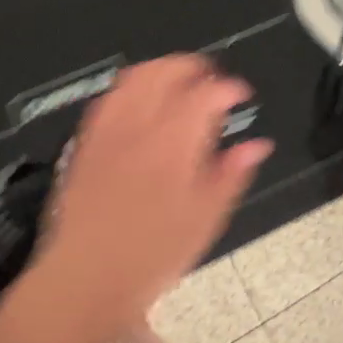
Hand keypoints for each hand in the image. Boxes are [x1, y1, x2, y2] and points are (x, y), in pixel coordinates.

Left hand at [35, 55, 273, 328]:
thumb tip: (256, 145)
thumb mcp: (205, 219)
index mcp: (174, 143)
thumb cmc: (154, 254)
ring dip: (162, 69)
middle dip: (194, 67)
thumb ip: (230, 174)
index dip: (228, 87)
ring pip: (135, 76)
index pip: (206, 93)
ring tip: (179, 82)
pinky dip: (131, 87)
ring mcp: (108, 128)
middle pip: (167, 70)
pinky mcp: (86, 138)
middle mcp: (139, 124)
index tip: (241, 95)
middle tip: (213, 80)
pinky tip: (141, 101)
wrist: (88, 275)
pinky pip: (110, 96)